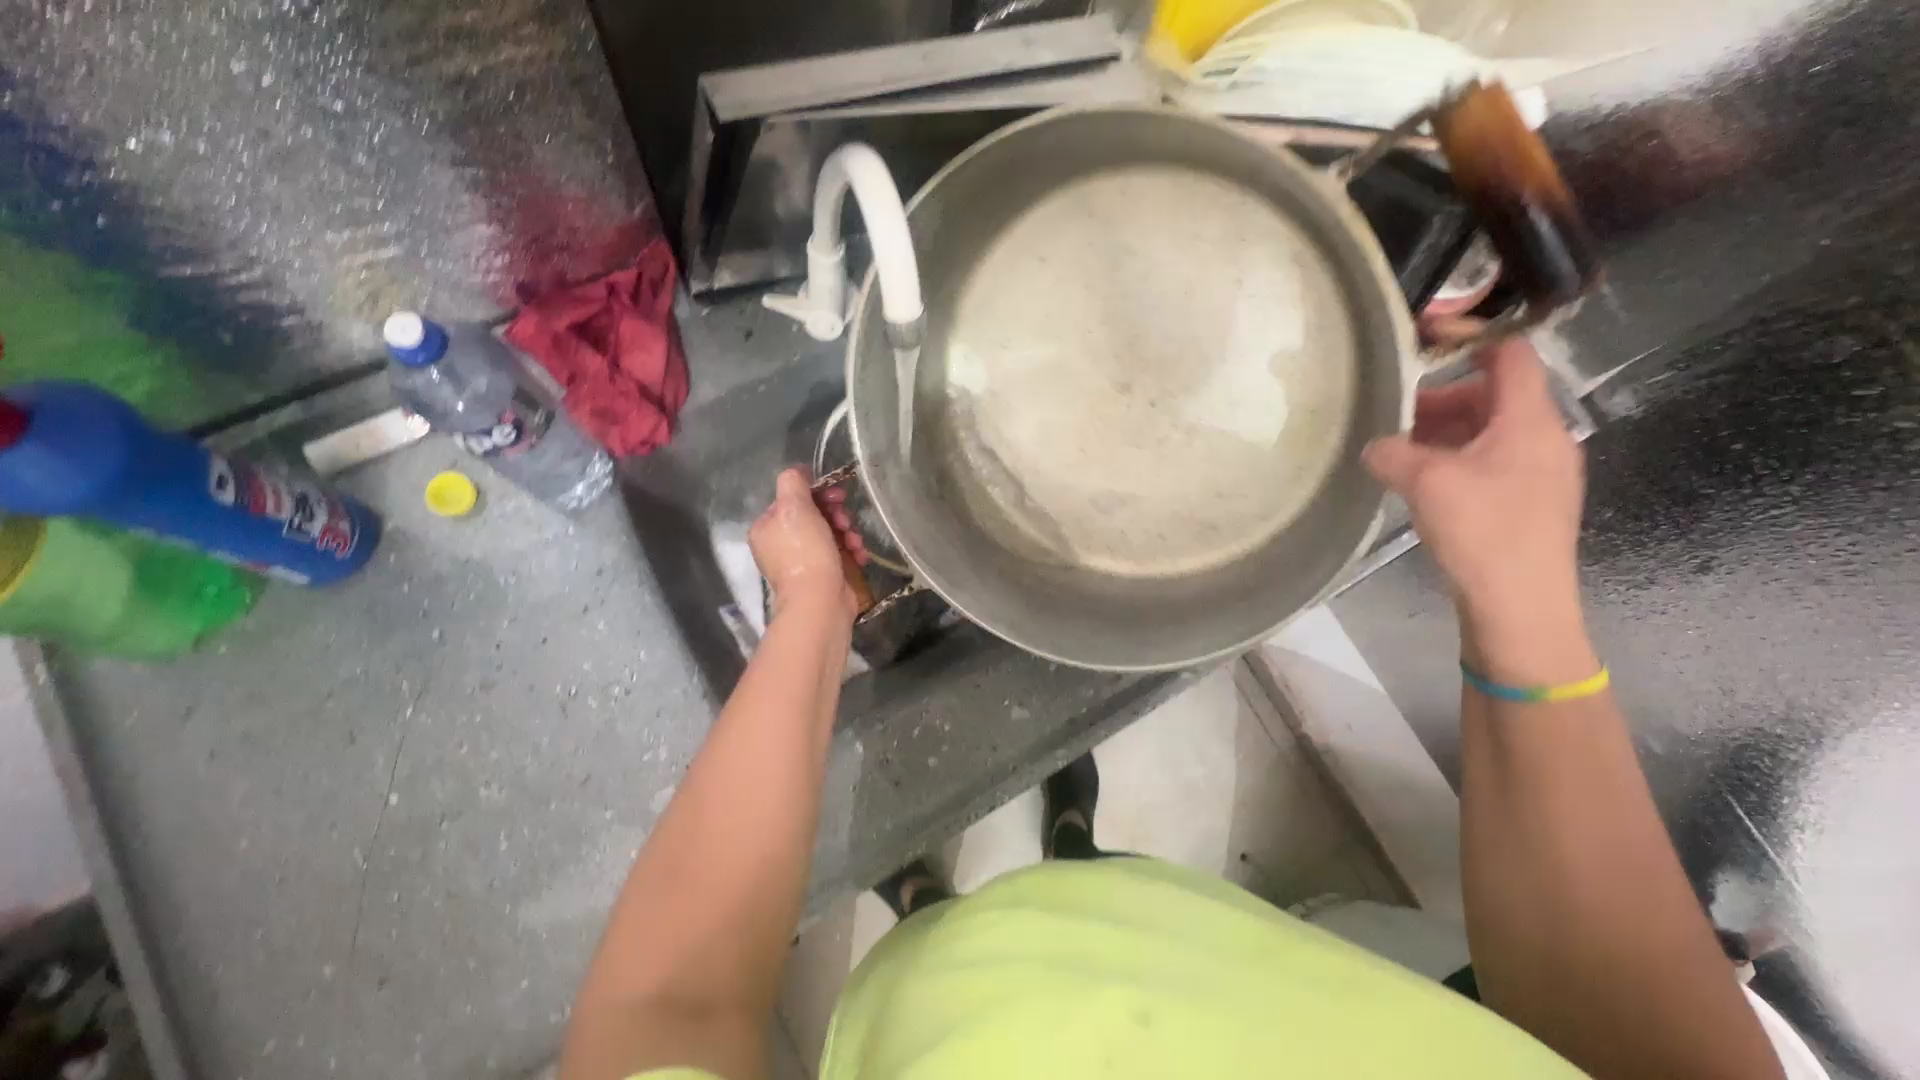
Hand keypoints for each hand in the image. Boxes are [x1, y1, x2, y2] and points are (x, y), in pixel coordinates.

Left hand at [749, 468, 866, 621]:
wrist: (820, 602)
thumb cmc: (804, 552)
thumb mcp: (794, 507)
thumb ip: (793, 482)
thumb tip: (799, 471)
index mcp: (766, 528)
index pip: (792, 499)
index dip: (816, 493)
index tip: (836, 495)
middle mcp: (780, 545)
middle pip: (813, 515)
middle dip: (835, 514)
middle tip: (845, 519)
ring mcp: (802, 562)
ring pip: (830, 533)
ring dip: (847, 532)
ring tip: (854, 541)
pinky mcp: (823, 576)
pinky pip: (839, 553)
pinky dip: (851, 550)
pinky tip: (859, 555)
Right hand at [1363, 333, 1588, 677]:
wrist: (1522, 608)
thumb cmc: (1483, 532)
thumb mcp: (1426, 483)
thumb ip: (1392, 453)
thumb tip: (1375, 446)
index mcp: (1529, 420)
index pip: (1510, 352)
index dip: (1469, 333)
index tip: (1422, 334)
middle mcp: (1544, 438)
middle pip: (1493, 394)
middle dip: (1440, 398)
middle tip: (1394, 415)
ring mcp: (1541, 474)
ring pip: (1489, 432)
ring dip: (1443, 433)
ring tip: (1400, 454)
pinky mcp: (1530, 504)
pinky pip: (1491, 463)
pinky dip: (1455, 460)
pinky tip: (1423, 487)